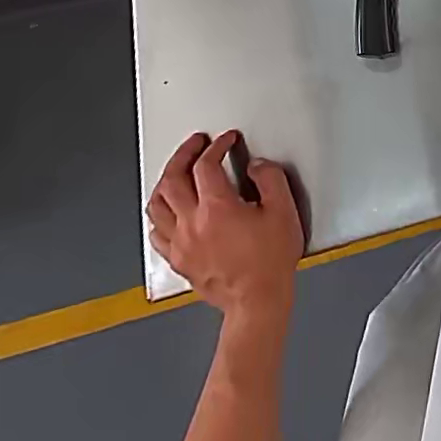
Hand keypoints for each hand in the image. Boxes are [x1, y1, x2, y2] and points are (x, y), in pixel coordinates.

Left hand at [148, 130, 303, 326]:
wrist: (257, 299)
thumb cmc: (270, 261)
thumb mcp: (283, 210)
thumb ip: (270, 179)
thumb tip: (256, 166)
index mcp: (217, 208)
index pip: (206, 165)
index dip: (217, 146)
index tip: (226, 140)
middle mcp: (192, 223)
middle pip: (173, 179)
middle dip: (183, 154)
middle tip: (195, 144)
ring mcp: (181, 243)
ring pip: (157, 204)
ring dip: (166, 180)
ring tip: (178, 171)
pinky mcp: (179, 260)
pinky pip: (156, 231)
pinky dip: (159, 213)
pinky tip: (168, 209)